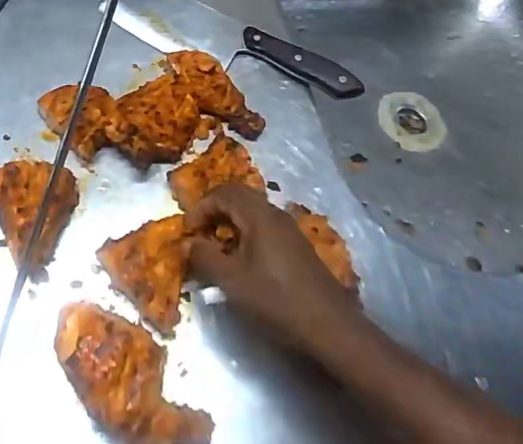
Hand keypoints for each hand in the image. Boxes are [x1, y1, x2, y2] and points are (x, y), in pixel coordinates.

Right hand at [185, 184, 365, 357]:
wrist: (334, 330)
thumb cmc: (277, 300)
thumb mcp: (232, 281)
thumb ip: (204, 256)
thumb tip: (188, 242)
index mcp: (258, 216)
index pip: (222, 193)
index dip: (200, 208)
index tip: (189, 231)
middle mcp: (275, 215)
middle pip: (239, 196)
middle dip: (215, 208)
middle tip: (202, 230)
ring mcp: (291, 231)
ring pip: (254, 211)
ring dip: (232, 220)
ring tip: (220, 245)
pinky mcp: (299, 248)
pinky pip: (266, 226)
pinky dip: (248, 231)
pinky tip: (246, 259)